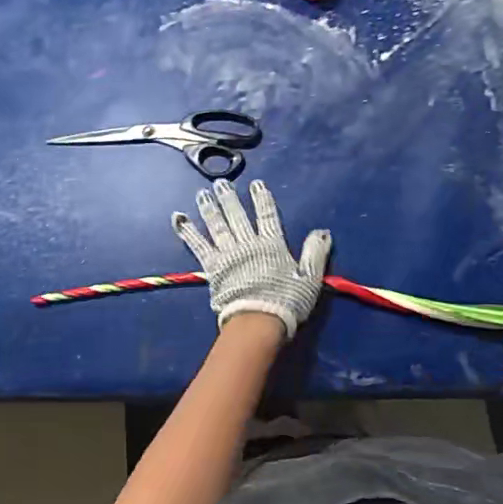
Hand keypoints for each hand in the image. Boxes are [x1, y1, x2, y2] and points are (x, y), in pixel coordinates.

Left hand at [173, 179, 330, 338]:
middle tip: (220, 183)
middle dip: (229, 198)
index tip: (256, 185)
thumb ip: (315, 253)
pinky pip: (198, 245)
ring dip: (209, 208)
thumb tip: (323, 231)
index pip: (267, 216)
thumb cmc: (286, 302)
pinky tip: (179, 218)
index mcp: (272, 246)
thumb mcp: (310, 278)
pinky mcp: (212, 267)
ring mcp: (227, 255)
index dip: (262, 200)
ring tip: (202, 194)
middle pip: (237, 217)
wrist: (259, 320)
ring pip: (217, 226)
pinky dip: (188, 231)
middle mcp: (248, 245)